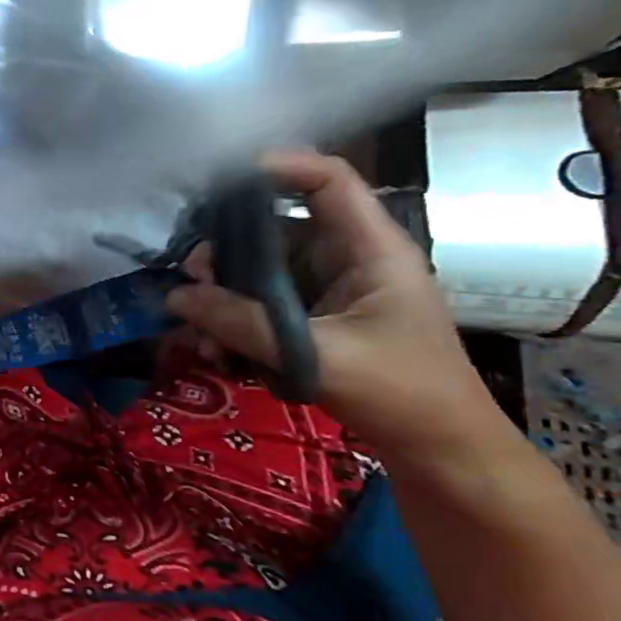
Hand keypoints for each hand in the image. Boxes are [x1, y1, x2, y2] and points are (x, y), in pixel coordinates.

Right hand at [167, 152, 509, 468]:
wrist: (442, 455)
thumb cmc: (403, 395)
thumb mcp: (318, 356)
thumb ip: (244, 324)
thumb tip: (177, 295)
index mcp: (370, 249)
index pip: (329, 181)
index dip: (280, 166)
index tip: (220, 176)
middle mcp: (344, 259)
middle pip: (274, 227)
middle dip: (227, 249)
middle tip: (192, 276)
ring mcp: (325, 291)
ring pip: (259, 271)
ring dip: (223, 296)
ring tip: (198, 331)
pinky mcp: (310, 321)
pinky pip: (259, 306)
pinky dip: (233, 323)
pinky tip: (215, 353)